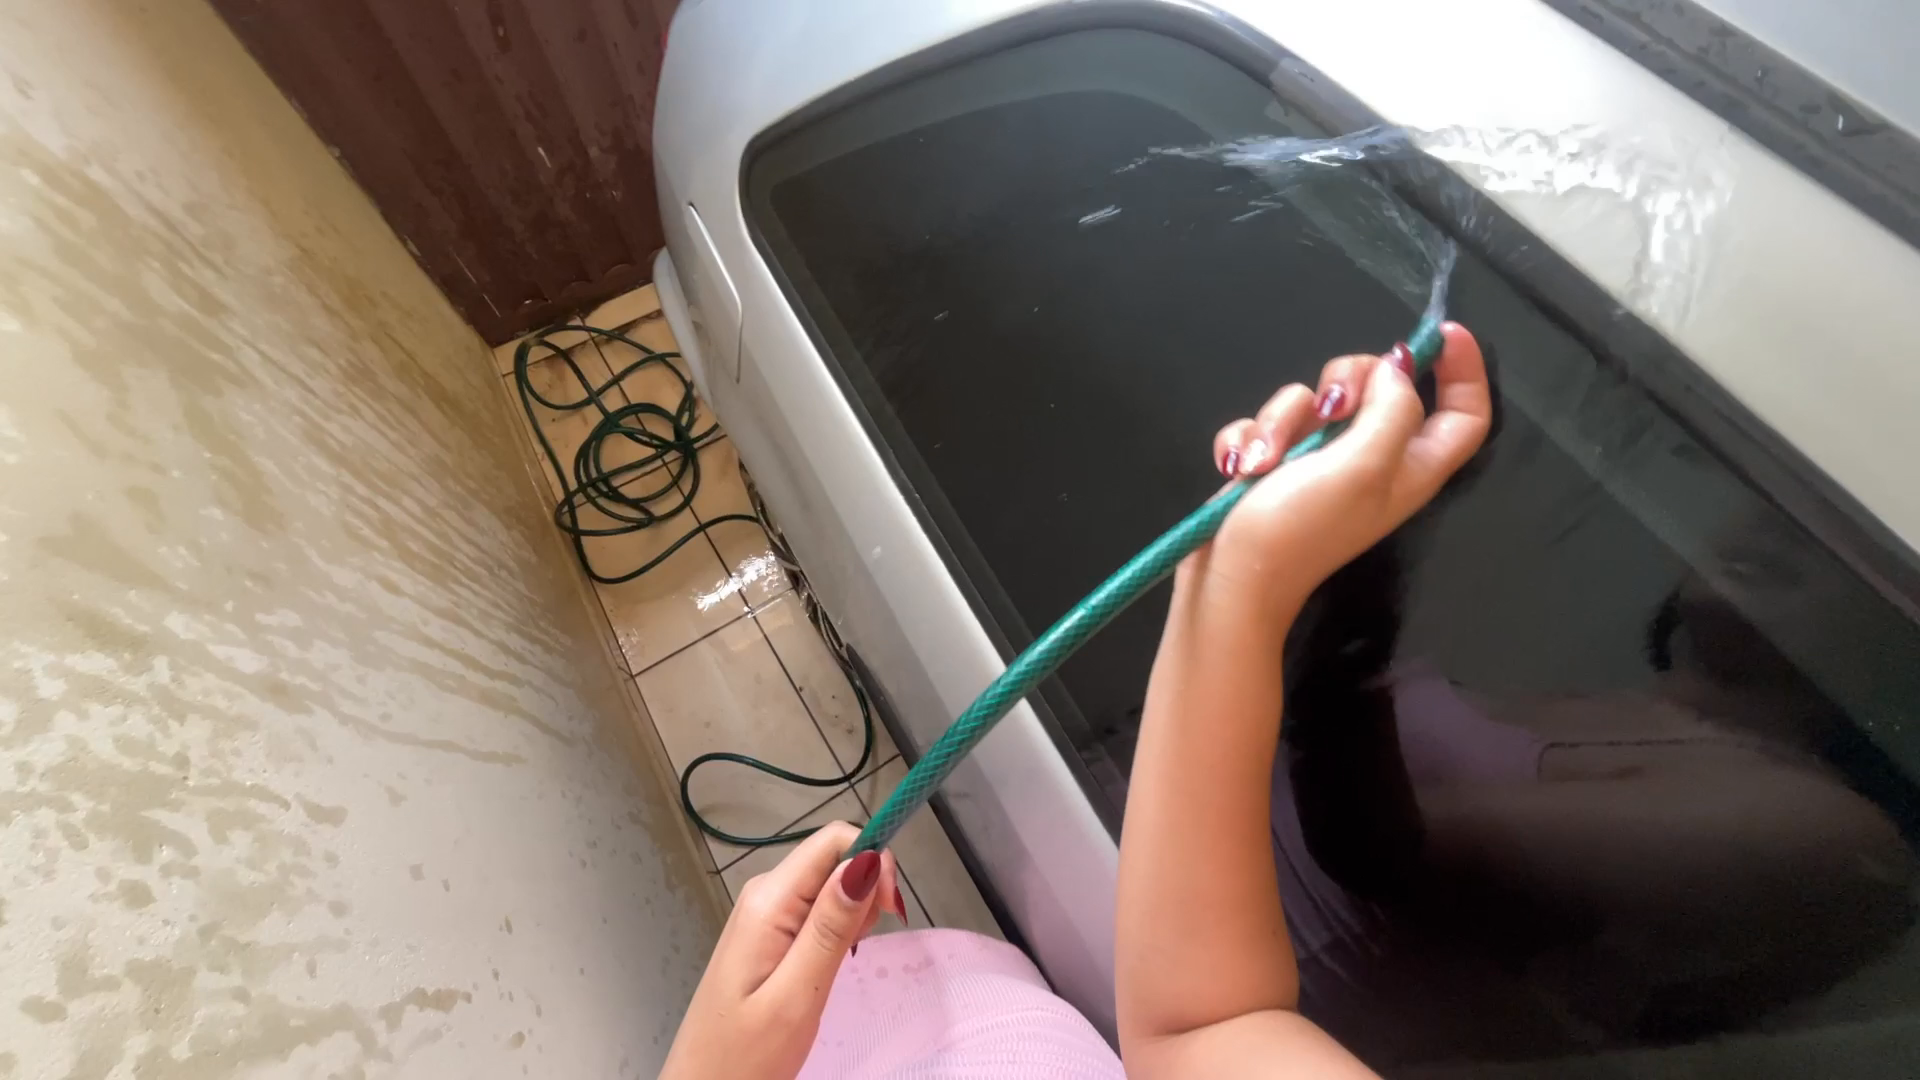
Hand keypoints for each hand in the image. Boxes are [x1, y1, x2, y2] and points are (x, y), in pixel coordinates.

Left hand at [662, 822, 905, 1079]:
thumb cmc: (744, 1059)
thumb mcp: (795, 996)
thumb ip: (832, 926)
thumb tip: (867, 857)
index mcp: (770, 898)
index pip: (834, 838)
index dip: (873, 857)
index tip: (890, 908)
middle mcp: (767, 890)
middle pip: (836, 856)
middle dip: (866, 889)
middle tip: (860, 948)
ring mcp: (768, 910)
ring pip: (832, 880)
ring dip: (854, 911)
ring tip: (841, 962)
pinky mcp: (772, 929)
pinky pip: (820, 905)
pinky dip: (840, 926)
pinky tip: (829, 963)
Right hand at [1200, 322, 1490, 613]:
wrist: (1232, 578)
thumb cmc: (1301, 527)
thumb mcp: (1361, 465)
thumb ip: (1392, 408)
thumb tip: (1395, 368)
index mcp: (1408, 466)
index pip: (1462, 414)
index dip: (1462, 371)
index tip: (1438, 333)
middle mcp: (1367, 459)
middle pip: (1378, 389)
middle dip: (1345, 383)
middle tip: (1328, 408)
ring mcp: (1315, 462)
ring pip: (1309, 402)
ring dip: (1279, 422)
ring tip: (1263, 462)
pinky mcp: (1272, 465)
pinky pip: (1264, 425)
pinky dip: (1247, 439)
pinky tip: (1237, 466)